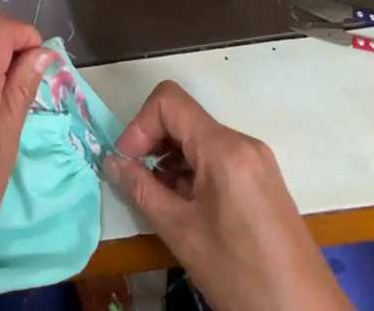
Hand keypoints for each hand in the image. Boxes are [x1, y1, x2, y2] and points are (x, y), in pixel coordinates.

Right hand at [104, 82, 348, 310]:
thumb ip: (142, 190)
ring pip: (198, 140)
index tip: (127, 163)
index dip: (139, 126)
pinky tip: (186, 209)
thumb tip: (111, 161)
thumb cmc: (240, 273)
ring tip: (161, 202)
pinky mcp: (262, 180)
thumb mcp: (181, 232)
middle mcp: (243, 143)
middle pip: (183, 118)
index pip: (169, 101)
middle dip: (152, 144)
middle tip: (137, 183)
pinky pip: (217, 159)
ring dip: (170, 161)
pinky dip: (191, 173)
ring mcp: (256, 161)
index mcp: (224, 148)